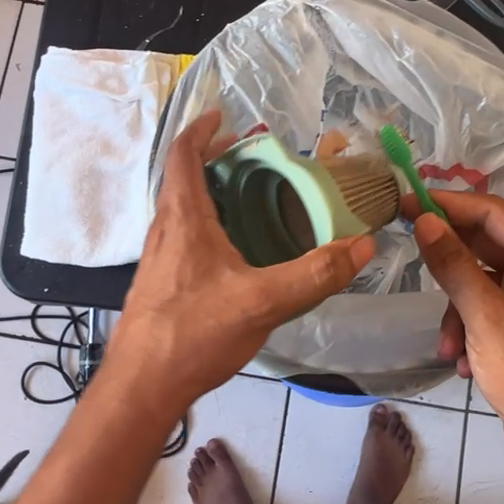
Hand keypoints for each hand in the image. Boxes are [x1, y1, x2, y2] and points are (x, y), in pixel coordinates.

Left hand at [106, 112, 376, 417]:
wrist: (141, 388)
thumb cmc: (194, 334)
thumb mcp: (264, 302)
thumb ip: (316, 274)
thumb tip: (362, 246)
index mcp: (183, 220)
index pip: (183, 156)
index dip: (201, 130)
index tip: (223, 116)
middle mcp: (164, 231)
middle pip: (182, 179)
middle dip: (214, 160)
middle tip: (252, 156)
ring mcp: (158, 259)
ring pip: (182, 210)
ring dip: (210, 193)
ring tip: (249, 197)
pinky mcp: (161, 284)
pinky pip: (184, 237)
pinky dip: (208, 224)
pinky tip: (235, 252)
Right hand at [409, 190, 503, 469]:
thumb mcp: (484, 317)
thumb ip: (453, 265)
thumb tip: (425, 221)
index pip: (493, 212)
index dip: (449, 204)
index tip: (407, 201)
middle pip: (485, 245)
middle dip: (449, 264)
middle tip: (408, 253)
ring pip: (479, 280)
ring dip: (455, 309)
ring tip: (447, 345)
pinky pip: (486, 308)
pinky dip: (468, 329)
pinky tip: (460, 360)